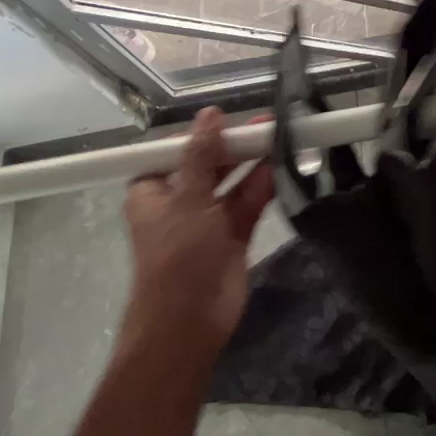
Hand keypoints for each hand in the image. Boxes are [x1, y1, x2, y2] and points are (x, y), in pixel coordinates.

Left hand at [121, 108, 274, 352]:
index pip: (175, 152)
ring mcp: (208, 220)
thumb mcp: (188, 198)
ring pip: (234, 182)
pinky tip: (282, 165)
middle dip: (235, 145)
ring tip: (280, 137)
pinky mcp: (234, 235)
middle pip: (209, 164)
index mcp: (154, 192)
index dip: (200, 134)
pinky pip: (250, 202)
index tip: (227, 117)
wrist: (189, 321)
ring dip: (254, 163)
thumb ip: (203, 154)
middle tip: (265, 124)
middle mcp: (180, 202)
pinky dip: (264, 186)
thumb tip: (210, 114)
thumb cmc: (177, 255)